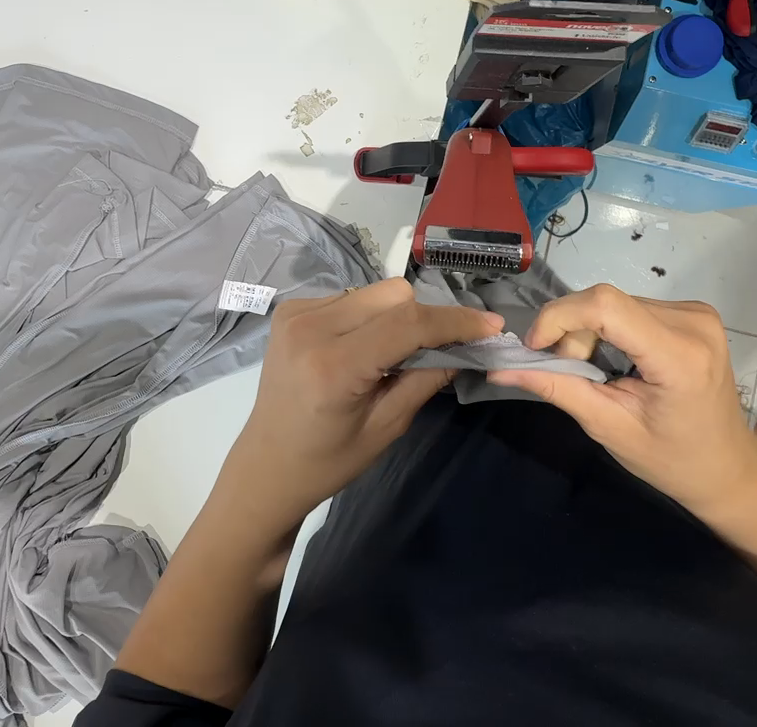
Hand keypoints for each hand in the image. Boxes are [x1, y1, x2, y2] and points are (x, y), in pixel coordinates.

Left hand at [228, 278, 502, 517]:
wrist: (266, 465)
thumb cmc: (328, 460)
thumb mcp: (387, 427)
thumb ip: (426, 379)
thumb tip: (465, 347)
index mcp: (334, 366)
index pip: (407, 324)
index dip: (454, 321)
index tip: (490, 325)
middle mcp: (311, 328)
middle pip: (394, 295)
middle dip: (425, 316)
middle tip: (440, 347)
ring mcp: (296, 314)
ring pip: (373, 292)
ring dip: (396, 314)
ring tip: (395, 352)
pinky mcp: (289, 310)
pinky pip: (349, 297)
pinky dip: (368, 316)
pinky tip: (363, 346)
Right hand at [489, 284, 756, 509]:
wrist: (728, 470)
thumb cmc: (672, 460)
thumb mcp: (608, 426)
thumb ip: (556, 388)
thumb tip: (500, 370)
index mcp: (680, 355)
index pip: (605, 306)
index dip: (559, 317)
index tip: (536, 349)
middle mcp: (693, 322)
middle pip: (605, 302)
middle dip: (572, 331)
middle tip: (569, 370)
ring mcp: (696, 313)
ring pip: (614, 302)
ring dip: (588, 331)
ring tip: (594, 370)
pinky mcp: (693, 313)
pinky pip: (630, 306)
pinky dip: (608, 329)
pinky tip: (615, 360)